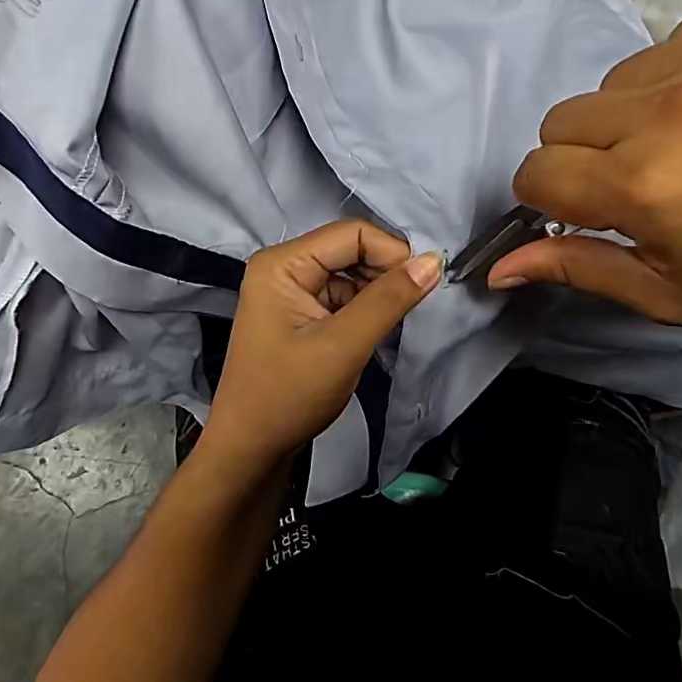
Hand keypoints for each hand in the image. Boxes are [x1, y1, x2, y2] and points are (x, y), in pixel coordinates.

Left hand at [204, 219, 442, 468]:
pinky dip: (365, 309)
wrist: (250, 447)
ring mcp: (289, 291)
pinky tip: (376, 331)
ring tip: (395, 322)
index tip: (425, 282)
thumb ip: (389, 300)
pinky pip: (342, 296)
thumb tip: (432, 262)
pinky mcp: (299, 313)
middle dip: (386, 272)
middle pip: (350, 249)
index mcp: (281, 263)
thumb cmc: (288, 395)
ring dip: (377, 293)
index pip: (351, 233)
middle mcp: (282, 267)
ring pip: (350, 274)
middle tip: (414, 304)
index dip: (392, 252)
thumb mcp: (343, 345)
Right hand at [488, 0, 681, 347]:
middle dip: (597, 150)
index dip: (556, 194)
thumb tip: (496, 265)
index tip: (596, 205)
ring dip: (655, 103)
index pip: (536, 168)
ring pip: (633, 68)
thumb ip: (581, 267)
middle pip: (571, 113)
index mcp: (653, 183)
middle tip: (665, 174)